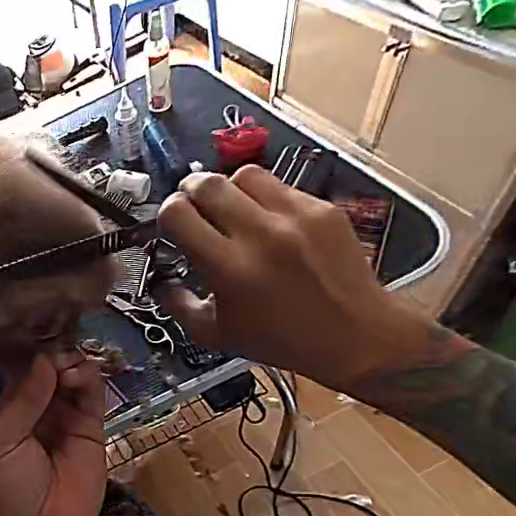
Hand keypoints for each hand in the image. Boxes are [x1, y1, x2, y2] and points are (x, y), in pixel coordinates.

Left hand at [0, 352, 107, 515]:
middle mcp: (41, 406)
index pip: (21, 371)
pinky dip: (90, 378)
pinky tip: (81, 375)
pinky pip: (94, 393)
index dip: (28, 355)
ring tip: (68, 371)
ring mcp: (68, 413)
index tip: (33, 337)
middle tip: (56, 356)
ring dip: (72, 364)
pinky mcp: (93, 423)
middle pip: (50, 369)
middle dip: (53, 356)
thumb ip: (22, 402)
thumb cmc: (14, 487)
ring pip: (73, 376)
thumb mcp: (2, 443)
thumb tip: (44, 361)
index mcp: (13, 408)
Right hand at [156, 165, 436, 389]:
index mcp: (230, 268)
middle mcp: (261, 235)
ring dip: (230, 189)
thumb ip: (179, 306)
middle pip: (206, 182)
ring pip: (244, 174)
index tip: (174, 225)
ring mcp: (295, 217)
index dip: (168, 214)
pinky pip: (281, 187)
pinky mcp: (322, 209)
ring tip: (235, 211)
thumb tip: (160, 280)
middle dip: (191, 191)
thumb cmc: (283, 341)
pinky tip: (274, 225)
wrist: (355, 335)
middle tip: (196, 207)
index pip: (178, 212)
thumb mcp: (219, 336)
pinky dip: (267, 201)